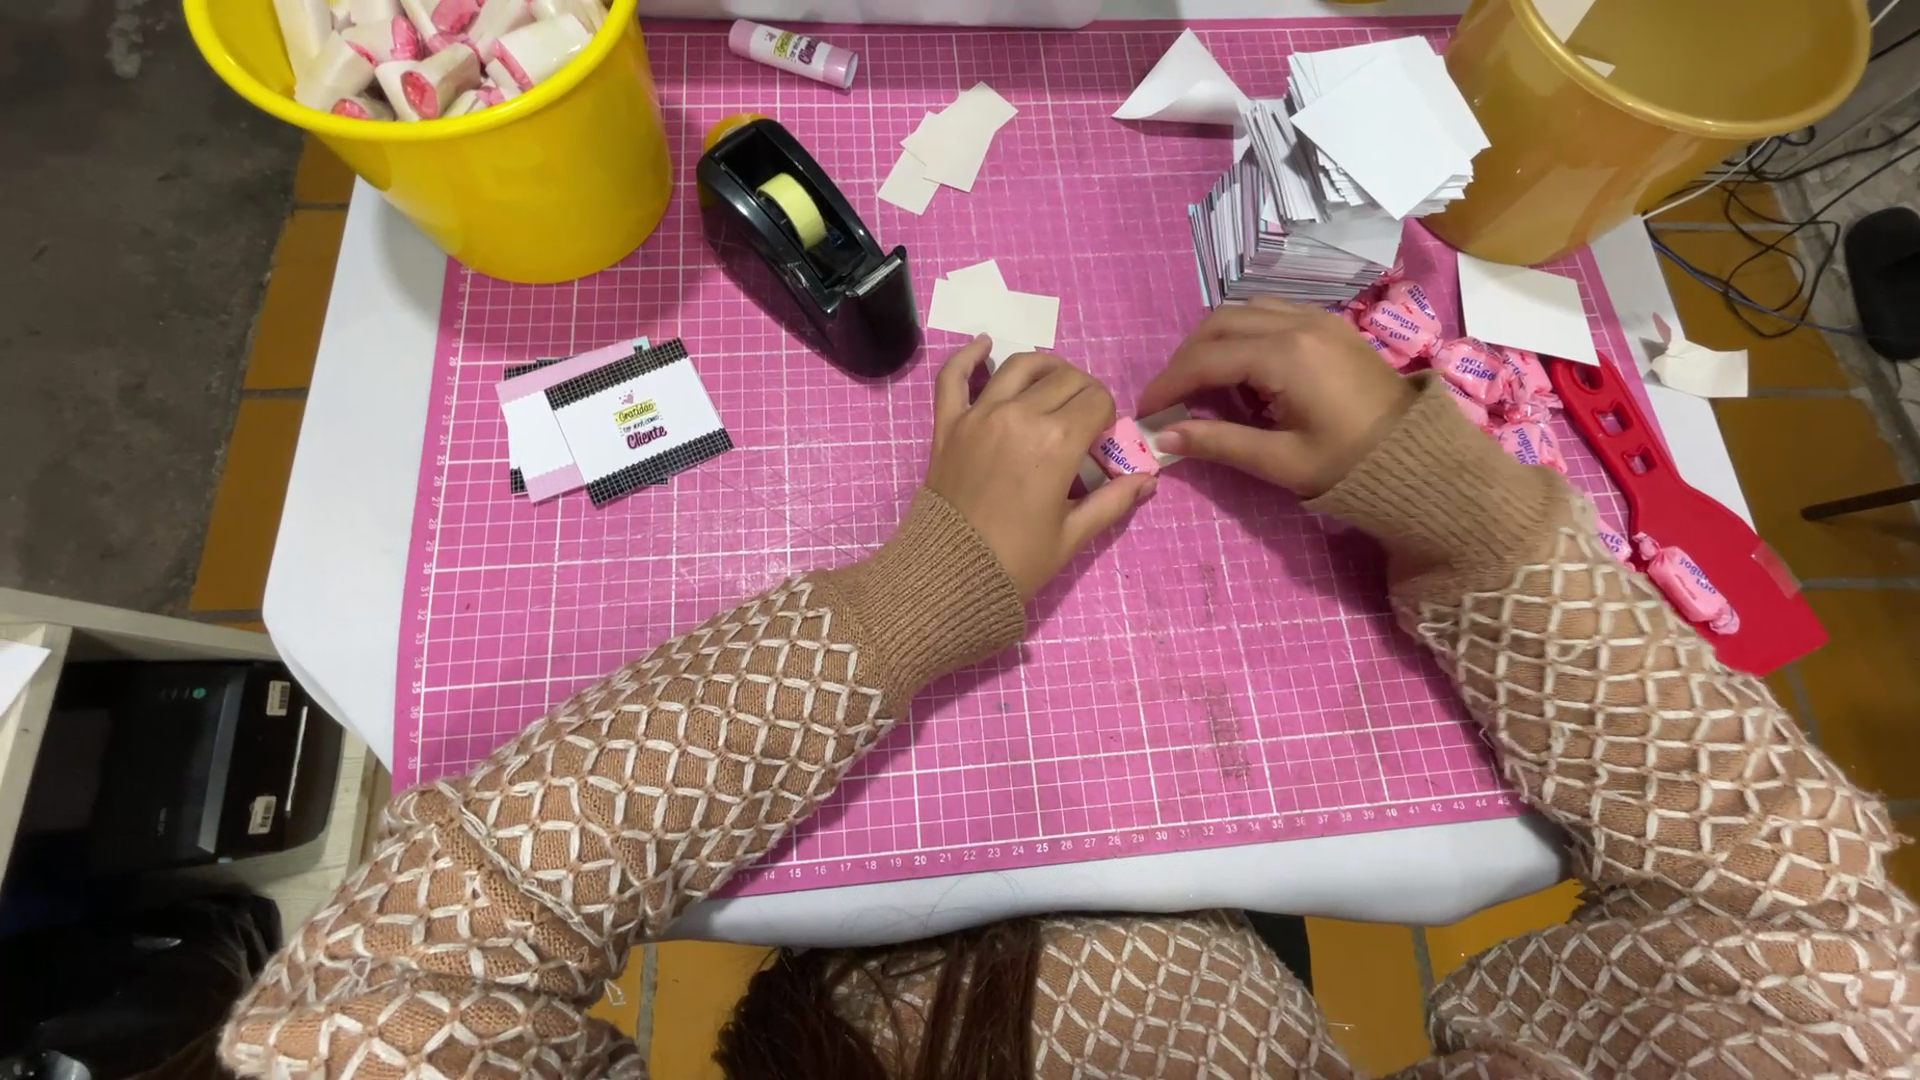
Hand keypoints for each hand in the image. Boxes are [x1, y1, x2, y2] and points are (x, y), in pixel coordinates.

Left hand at [925, 338, 1156, 598]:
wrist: (950, 577)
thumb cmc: (1017, 561)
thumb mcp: (1072, 536)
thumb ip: (1113, 501)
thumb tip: (1148, 479)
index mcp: (1056, 442)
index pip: (1096, 399)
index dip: (1107, 416)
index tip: (1100, 441)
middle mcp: (1019, 415)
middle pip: (1065, 378)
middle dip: (1083, 393)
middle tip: (1081, 421)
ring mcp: (979, 415)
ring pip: (1020, 366)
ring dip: (1044, 368)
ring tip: (1053, 383)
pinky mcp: (948, 424)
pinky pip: (954, 377)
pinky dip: (969, 356)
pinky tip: (984, 345)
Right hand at [1137, 298, 1416, 497]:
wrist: (1417, 456)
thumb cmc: (1348, 464)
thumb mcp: (1279, 461)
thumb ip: (1218, 443)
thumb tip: (1165, 437)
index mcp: (1285, 356)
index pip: (1205, 360)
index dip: (1168, 384)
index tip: (1146, 411)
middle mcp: (1298, 324)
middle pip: (1218, 324)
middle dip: (1185, 359)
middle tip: (1170, 396)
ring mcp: (1317, 319)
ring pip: (1242, 311)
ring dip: (1211, 341)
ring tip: (1199, 381)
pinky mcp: (1328, 325)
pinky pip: (1269, 313)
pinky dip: (1240, 334)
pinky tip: (1239, 369)